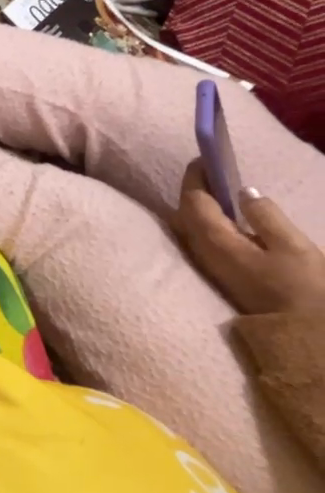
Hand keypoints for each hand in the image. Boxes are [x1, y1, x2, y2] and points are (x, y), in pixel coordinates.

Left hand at [172, 163, 324, 315]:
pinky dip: (208, 218)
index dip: (198, 176)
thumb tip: (244, 190)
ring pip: (191, 223)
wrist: (303, 334)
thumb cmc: (306, 290)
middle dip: (196, 187)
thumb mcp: (295, 249)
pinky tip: (224, 215)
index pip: (194, 199)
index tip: (205, 157)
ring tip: (218, 185)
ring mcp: (206, 261)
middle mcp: (200, 248)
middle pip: (187, 209)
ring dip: (200, 203)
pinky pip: (202, 235)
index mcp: (214, 239)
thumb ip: (267, 217)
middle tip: (211, 167)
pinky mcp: (218, 269)